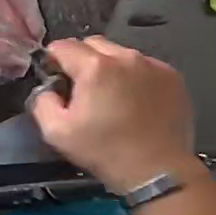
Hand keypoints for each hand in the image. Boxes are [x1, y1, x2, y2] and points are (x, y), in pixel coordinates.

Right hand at [29, 37, 197, 191]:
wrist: (157, 171)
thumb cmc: (103, 150)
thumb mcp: (56, 132)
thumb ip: (42, 102)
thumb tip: (48, 88)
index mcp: (95, 67)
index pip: (63, 46)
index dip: (53, 60)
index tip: (54, 79)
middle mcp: (126, 57)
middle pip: (93, 43)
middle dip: (80, 59)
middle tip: (80, 87)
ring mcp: (153, 66)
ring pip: (120, 53)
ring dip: (108, 66)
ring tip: (109, 94)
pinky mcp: (173, 77)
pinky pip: (143, 66)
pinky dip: (132, 75)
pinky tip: (132, 99)